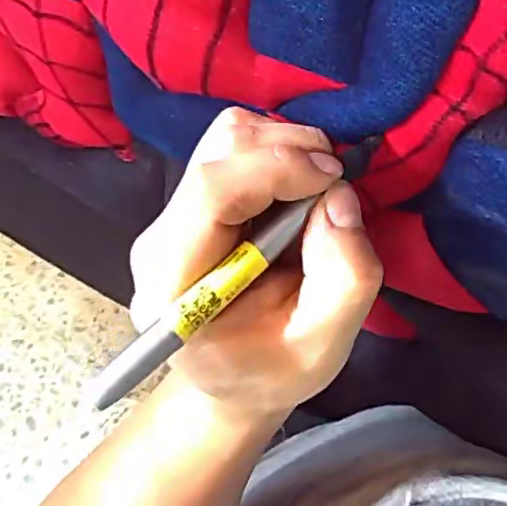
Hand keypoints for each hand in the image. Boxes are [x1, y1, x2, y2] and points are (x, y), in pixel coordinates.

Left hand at [127, 108, 382, 424]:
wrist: (231, 373)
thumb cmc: (268, 369)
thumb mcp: (320, 351)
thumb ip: (342, 280)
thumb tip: (338, 198)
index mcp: (174, 279)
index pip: (212, 190)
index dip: (277, 168)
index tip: (332, 178)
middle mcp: (164, 230)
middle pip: (223, 148)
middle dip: (290, 151)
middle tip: (332, 186)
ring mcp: (176, 204)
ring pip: (231, 134)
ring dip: (287, 147)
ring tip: (314, 190)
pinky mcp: (196, 188)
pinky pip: (238, 142)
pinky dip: (279, 149)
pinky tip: (295, 190)